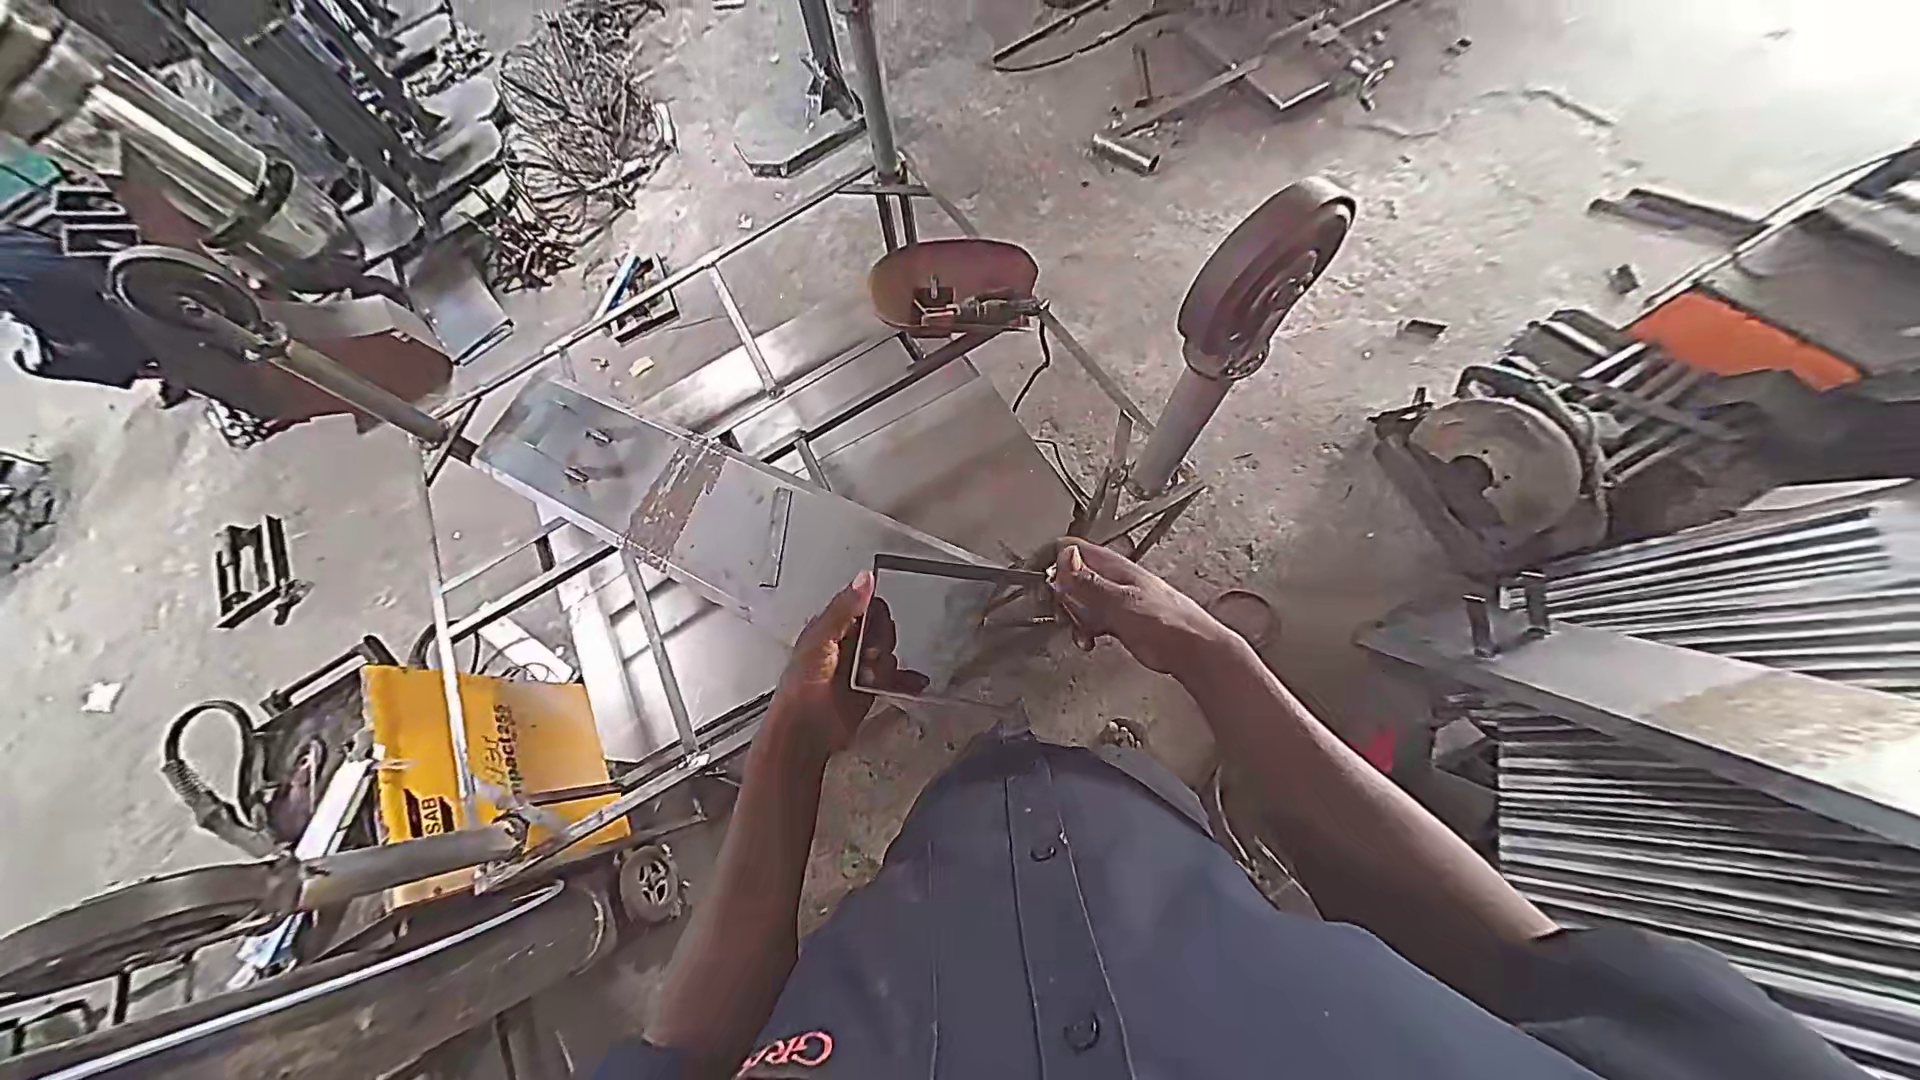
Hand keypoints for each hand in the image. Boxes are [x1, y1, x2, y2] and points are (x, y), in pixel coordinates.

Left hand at [770, 572, 929, 758]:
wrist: (804, 731)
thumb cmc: (801, 686)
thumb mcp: (821, 639)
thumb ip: (844, 609)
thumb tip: (864, 579)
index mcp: (831, 626)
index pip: (864, 605)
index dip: (873, 613)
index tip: (871, 626)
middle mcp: (846, 643)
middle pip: (881, 628)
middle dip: (880, 641)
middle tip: (868, 655)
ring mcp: (859, 666)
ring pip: (888, 652)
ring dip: (884, 664)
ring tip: (869, 677)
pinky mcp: (870, 688)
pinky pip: (895, 677)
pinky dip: (905, 679)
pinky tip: (913, 682)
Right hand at [1050, 538, 1236, 676]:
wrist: (1195, 652)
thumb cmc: (1169, 624)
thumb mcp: (1121, 602)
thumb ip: (1089, 582)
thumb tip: (1064, 558)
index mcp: (1112, 566)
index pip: (1069, 549)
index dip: (1050, 561)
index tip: (1037, 581)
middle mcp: (1111, 578)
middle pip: (1068, 575)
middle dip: (1058, 595)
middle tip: (1062, 613)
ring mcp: (1114, 597)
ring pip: (1077, 599)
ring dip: (1071, 616)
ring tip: (1081, 631)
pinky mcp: (1117, 618)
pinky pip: (1088, 618)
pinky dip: (1083, 629)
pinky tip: (1090, 640)